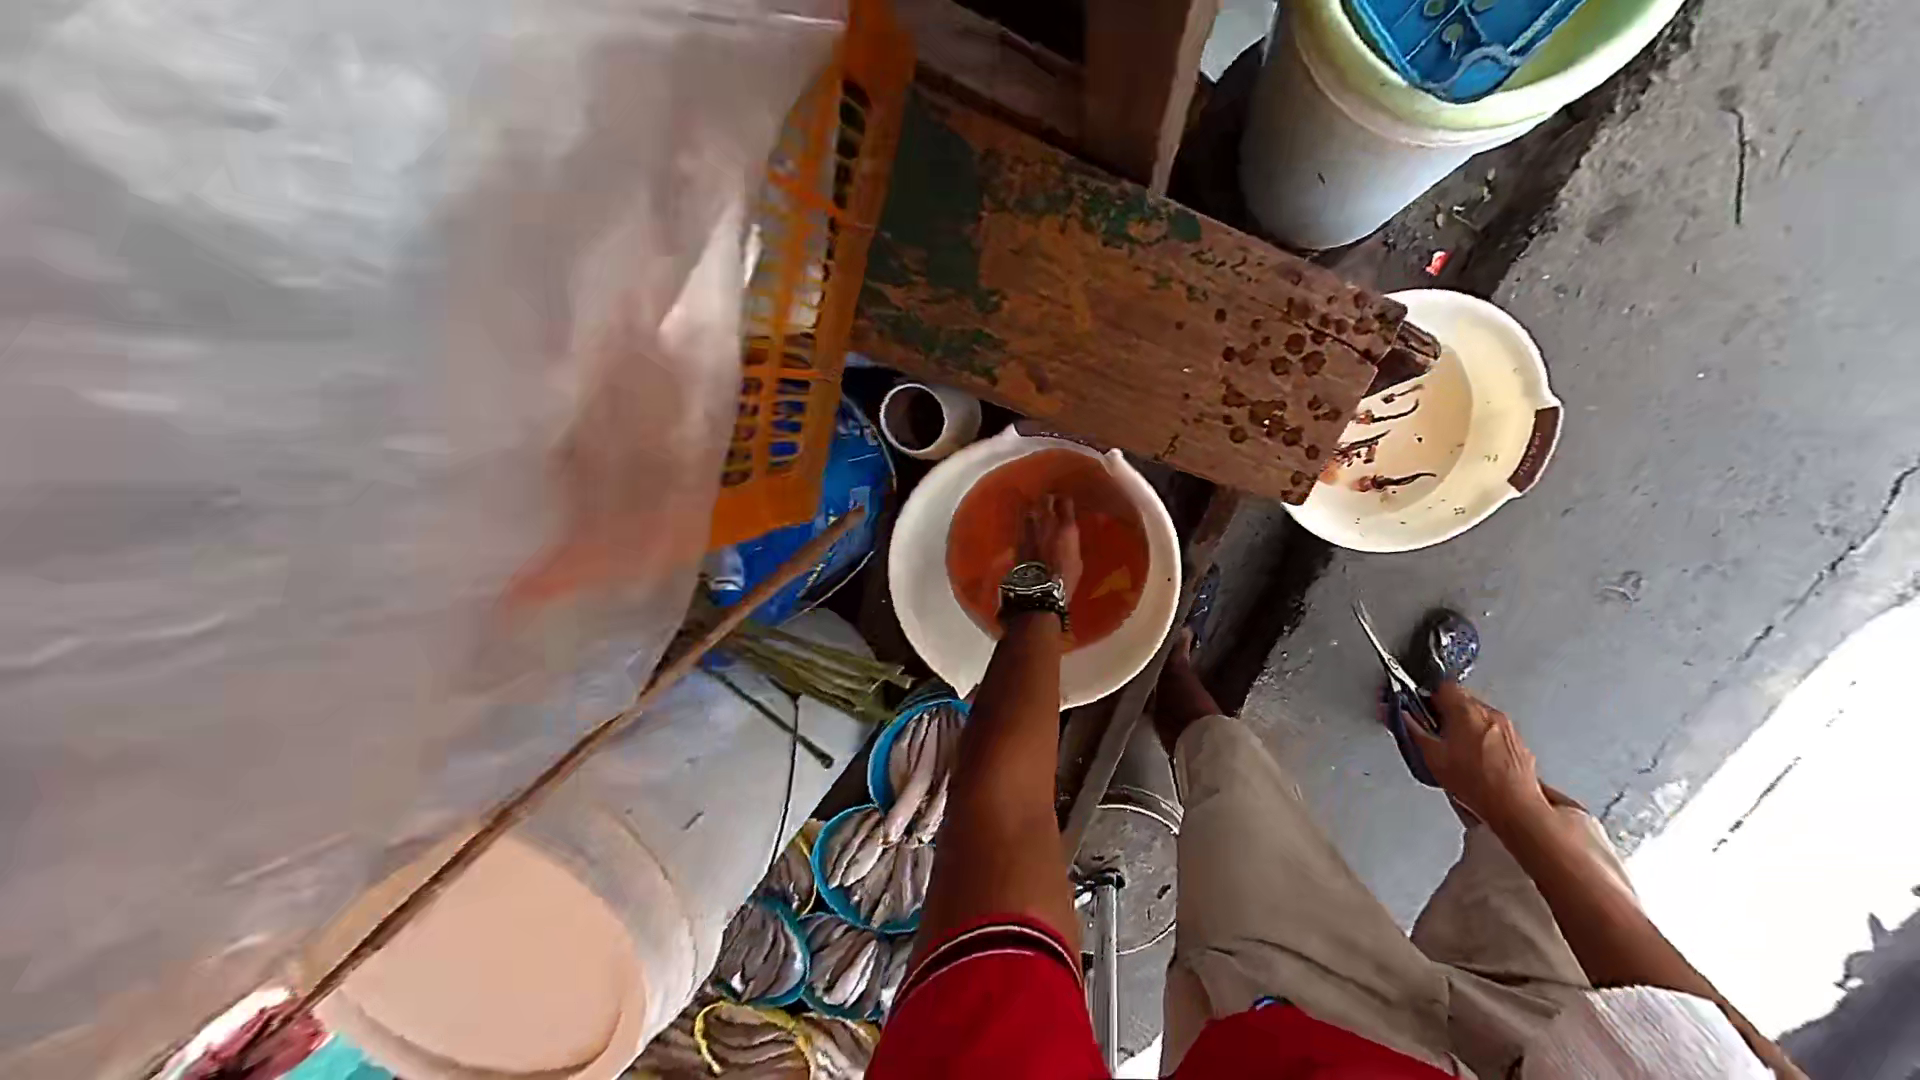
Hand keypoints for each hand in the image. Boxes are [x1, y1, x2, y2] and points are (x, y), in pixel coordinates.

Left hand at [1017, 494, 1082, 596]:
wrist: (1039, 587)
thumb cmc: (1064, 578)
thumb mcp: (1075, 559)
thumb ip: (1070, 542)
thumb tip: (1065, 538)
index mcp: (1066, 527)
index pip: (1065, 502)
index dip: (1064, 500)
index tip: (1064, 502)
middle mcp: (1047, 521)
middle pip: (1045, 498)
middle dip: (1047, 498)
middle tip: (1048, 502)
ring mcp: (1029, 527)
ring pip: (1029, 506)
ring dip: (1033, 506)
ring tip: (1035, 510)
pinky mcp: (1016, 536)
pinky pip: (1020, 519)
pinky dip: (1024, 518)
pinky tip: (1026, 522)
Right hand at [1409, 683, 1550, 829]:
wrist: (1513, 806)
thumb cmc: (1475, 782)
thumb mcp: (1431, 755)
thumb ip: (1413, 729)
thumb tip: (1401, 716)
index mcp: (1465, 711)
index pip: (1444, 686)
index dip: (1430, 695)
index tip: (1423, 707)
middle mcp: (1489, 714)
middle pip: (1462, 699)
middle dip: (1447, 711)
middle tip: (1436, 729)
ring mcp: (1506, 728)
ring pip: (1478, 714)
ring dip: (1465, 723)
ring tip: (1456, 746)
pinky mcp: (1517, 742)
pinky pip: (1494, 729)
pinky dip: (1483, 736)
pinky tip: (1475, 756)